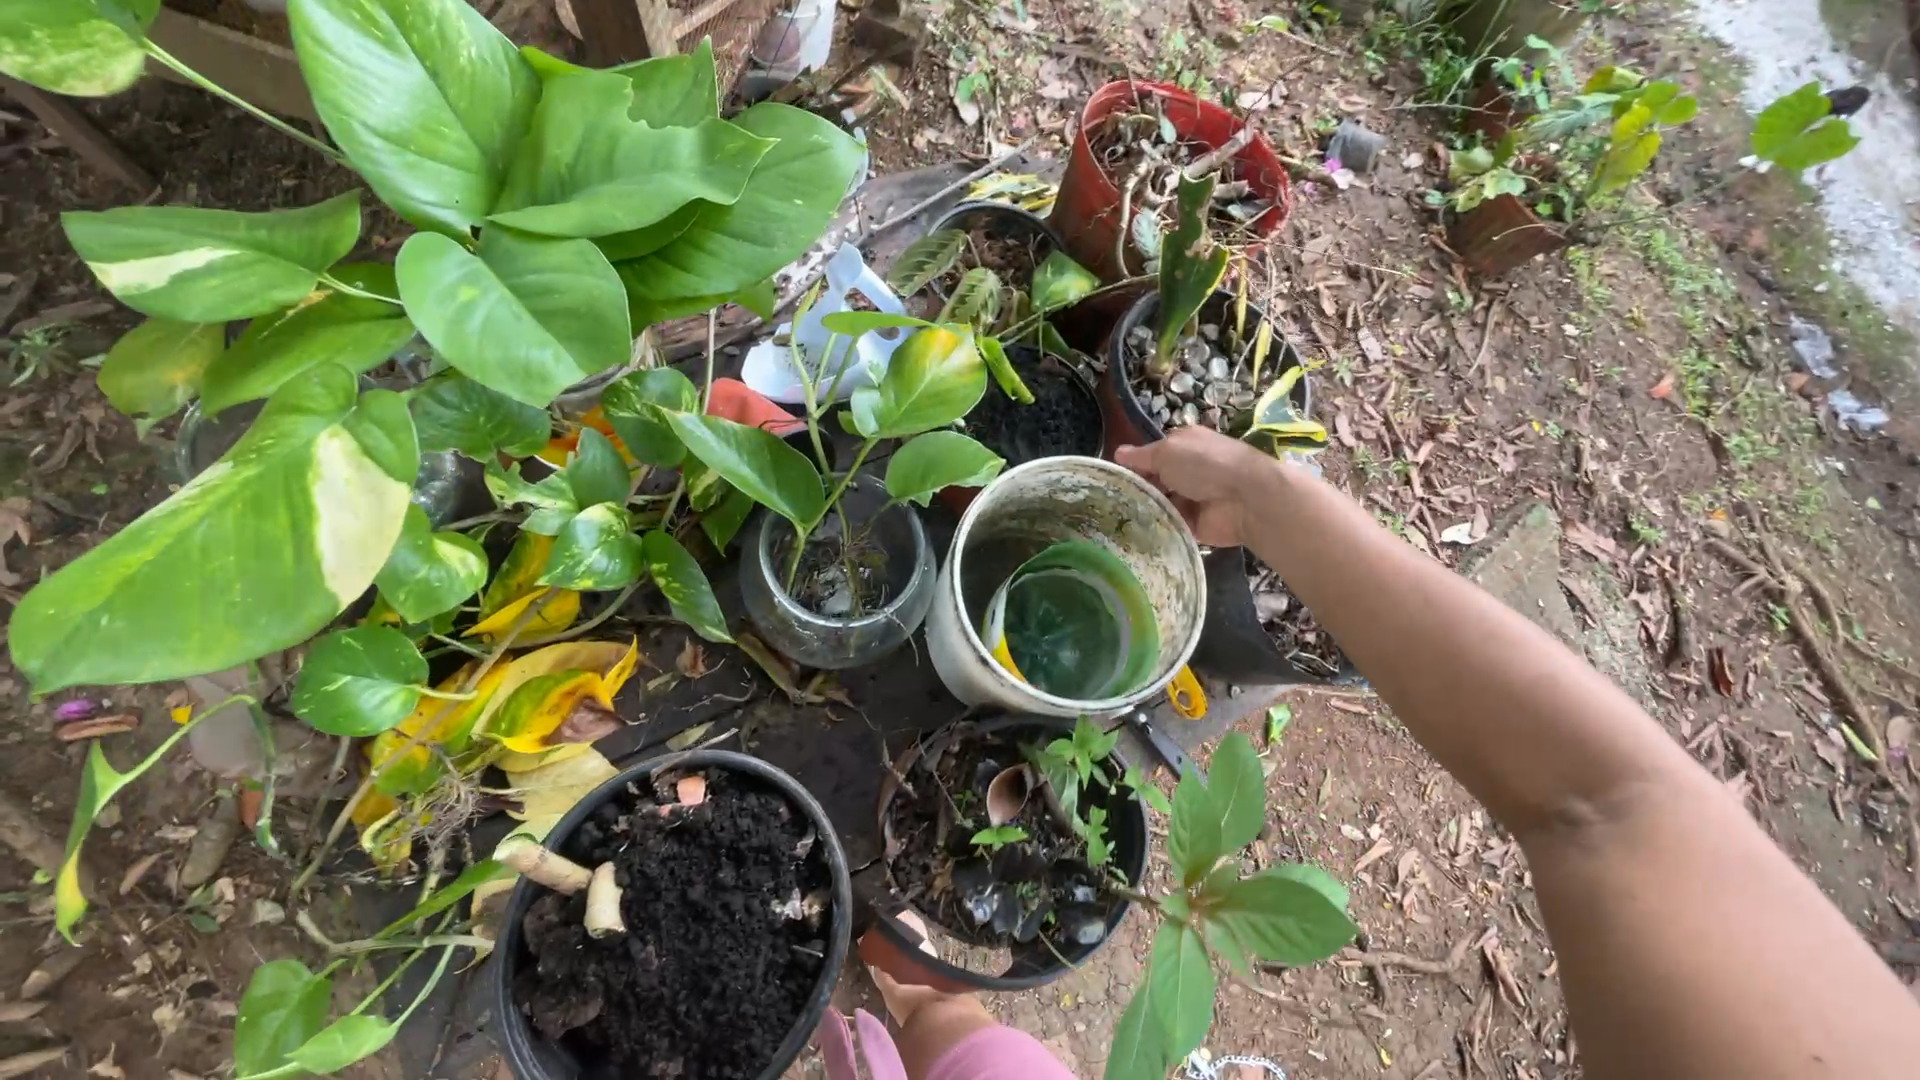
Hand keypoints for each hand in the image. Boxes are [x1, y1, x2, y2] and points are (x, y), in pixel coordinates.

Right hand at [1114, 427, 1271, 547]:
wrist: (1245, 499)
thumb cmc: (1203, 465)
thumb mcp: (1167, 452)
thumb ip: (1141, 457)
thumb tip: (1118, 453)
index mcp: (1184, 446)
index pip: (1152, 456)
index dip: (1133, 466)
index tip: (1113, 480)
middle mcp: (1189, 471)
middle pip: (1155, 482)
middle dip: (1137, 491)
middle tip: (1109, 504)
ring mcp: (1193, 499)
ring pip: (1160, 506)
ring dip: (1145, 512)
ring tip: (1116, 521)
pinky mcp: (1196, 525)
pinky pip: (1170, 527)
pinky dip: (1157, 530)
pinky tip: (1135, 536)